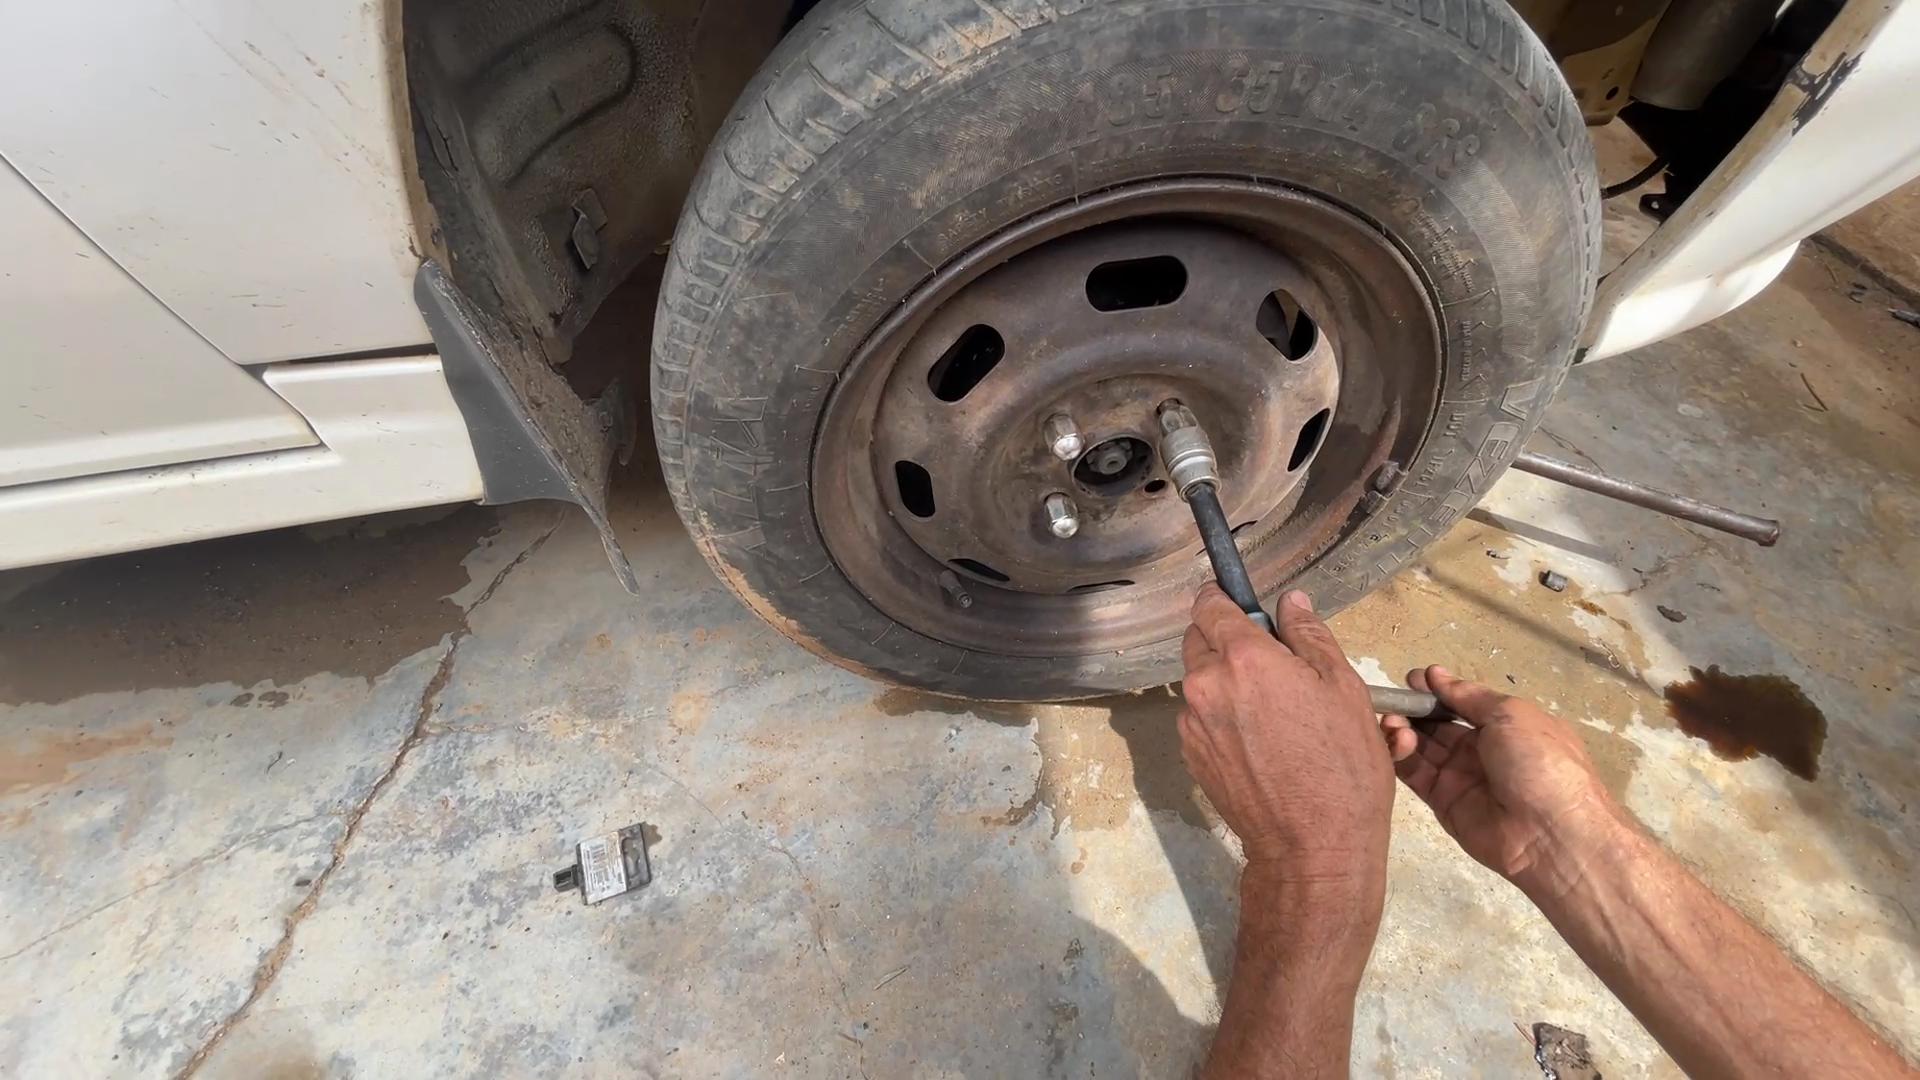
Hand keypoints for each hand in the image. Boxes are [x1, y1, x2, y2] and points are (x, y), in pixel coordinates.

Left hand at [1177, 585, 1394, 893]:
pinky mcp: (1188, 750)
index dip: (1220, 598)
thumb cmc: (1340, 765)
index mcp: (1242, 657)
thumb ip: (1309, 635)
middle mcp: (1205, 682)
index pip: (1208, 605)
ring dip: (1221, 680)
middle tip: (1265, 663)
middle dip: (1223, 640)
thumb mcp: (1343, 689)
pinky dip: (1217, 715)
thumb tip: (1290, 601)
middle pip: (1197, 639)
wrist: (1311, 847)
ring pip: (1197, 679)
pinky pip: (1197, 715)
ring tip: (1268, 710)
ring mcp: (1190, 719)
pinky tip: (1255, 740)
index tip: (1233, 602)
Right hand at [1380, 666, 1628, 895]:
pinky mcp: (1440, 800)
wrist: (1553, 836)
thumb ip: (1467, 696)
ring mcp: (1459, 776)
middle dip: (1413, 709)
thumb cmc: (1540, 764)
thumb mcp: (1511, 716)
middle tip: (1393, 700)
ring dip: (1402, 728)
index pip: (1461, 704)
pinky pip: (1413, 772)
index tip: (1413, 680)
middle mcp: (1480, 750)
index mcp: (1504, 729)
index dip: (1436, 691)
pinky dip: (1399, 753)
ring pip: (1420, 746)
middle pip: (1435, 724)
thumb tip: (1434, 673)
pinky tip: (1398, 740)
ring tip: (1392, 721)